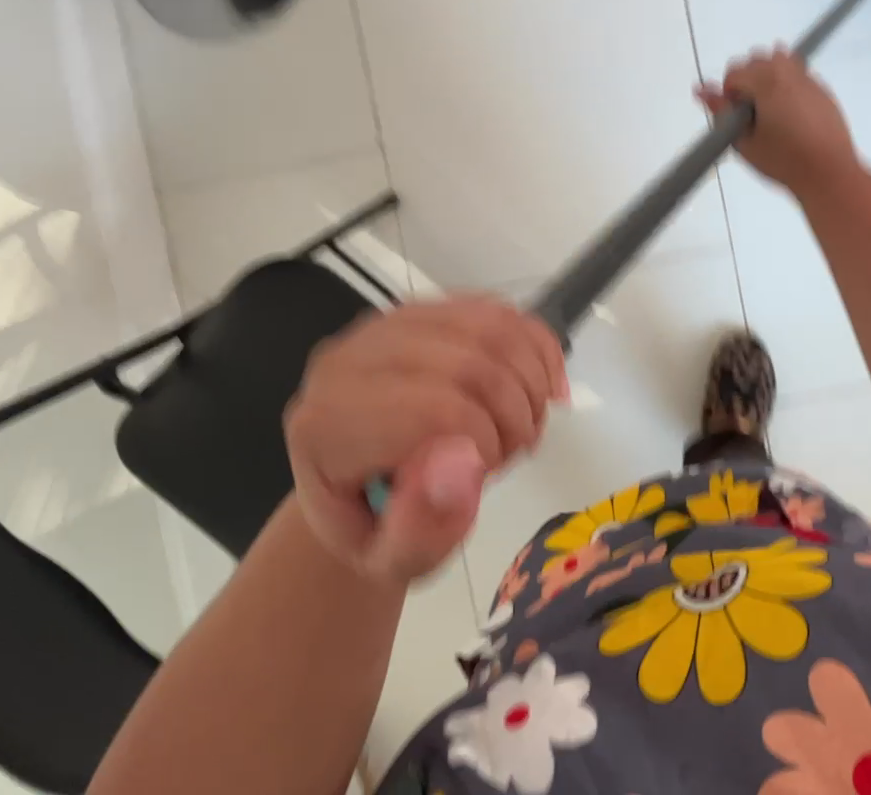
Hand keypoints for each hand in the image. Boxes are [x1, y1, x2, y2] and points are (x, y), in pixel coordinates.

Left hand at [285, 298, 566, 583]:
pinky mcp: (420, 310)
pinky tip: (544, 387)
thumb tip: (463, 463)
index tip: (488, 475)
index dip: (485, 442)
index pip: (431, 410)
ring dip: (530, 379)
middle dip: (516, 412)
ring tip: (526, 423)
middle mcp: (347, 362)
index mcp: (327, 426)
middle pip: (467, 362)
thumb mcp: (391, 560)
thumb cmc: (375, 529)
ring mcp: (385, 326)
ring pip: (489, 326)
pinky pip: (496, 309)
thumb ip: (420, 530)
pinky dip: (536, 347)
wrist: (358, 488)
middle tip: (518, 451)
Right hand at [697, 46, 860, 197]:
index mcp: (767, 81)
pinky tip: (791, 115)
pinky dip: (787, 84)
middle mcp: (788, 72)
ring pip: (779, 60)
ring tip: (770, 110)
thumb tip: (699, 89)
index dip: (728, 95)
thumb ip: (721, 111)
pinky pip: (798, 73)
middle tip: (752, 114)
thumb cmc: (783, 161)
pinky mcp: (823, 89)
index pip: (734, 71)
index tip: (737, 119)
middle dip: (748, 80)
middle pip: (757, 58)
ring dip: (767, 77)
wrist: (829, 173)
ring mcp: (809, 78)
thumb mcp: (744, 142)